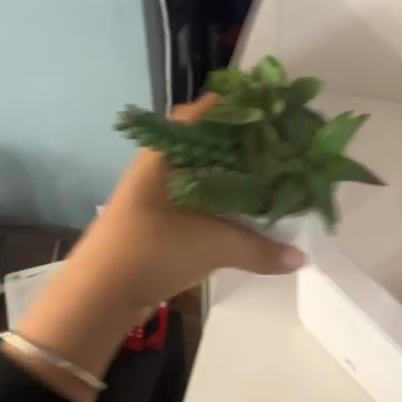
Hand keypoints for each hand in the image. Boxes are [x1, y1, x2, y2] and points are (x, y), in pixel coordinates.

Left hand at [71, 95, 305, 310]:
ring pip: (206, 172)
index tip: (278, 113)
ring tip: (276, 178)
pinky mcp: (161, 220)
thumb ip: (260, 248)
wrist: (100, 294)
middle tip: (286, 148)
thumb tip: (301, 258)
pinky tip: (250, 213)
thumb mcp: (213, 244)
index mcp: (169, 151)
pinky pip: (200, 199)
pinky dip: (224, 202)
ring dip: (236, 176)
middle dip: (247, 145)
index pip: (208, 111)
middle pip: (211, 142)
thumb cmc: (152, 249)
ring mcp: (161, 192)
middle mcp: (164, 163)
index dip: (242, 107)